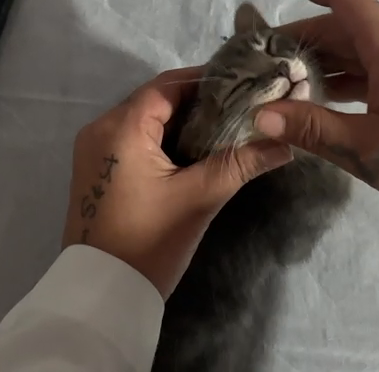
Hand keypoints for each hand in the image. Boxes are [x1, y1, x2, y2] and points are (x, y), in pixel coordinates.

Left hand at [63, 67, 293, 296]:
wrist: (101, 297)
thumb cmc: (149, 242)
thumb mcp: (199, 199)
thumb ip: (240, 164)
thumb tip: (284, 144)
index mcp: (121, 127)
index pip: (168, 85)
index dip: (205, 81)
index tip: (240, 85)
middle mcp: (101, 127)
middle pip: (155, 99)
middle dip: (196, 101)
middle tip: (237, 107)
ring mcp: (93, 148)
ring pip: (144, 118)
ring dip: (179, 120)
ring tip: (221, 126)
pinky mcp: (95, 167)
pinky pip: (132, 137)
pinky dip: (160, 137)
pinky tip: (191, 148)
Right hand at [257, 0, 378, 244]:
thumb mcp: (366, 149)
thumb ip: (311, 127)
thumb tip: (260, 116)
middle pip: (345, 24)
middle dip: (305, 37)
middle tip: (265, 57)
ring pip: (362, 47)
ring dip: (326, 60)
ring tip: (286, 79)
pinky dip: (350, 75)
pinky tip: (325, 97)